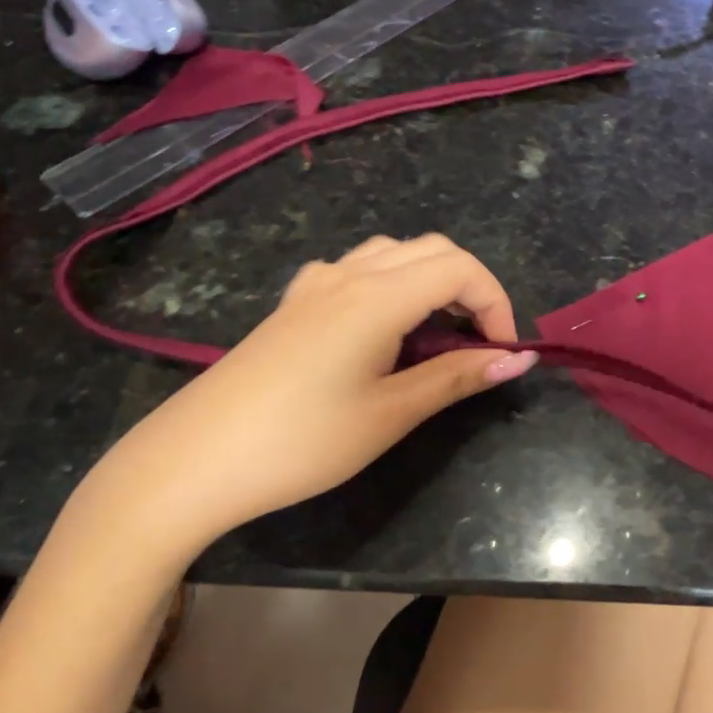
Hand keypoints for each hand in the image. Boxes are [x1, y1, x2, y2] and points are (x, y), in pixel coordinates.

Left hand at [70, 235, 538, 558]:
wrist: (192, 463)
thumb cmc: (302, 442)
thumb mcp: (391, 414)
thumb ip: (457, 377)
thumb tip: (519, 359)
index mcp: (378, 297)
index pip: (461, 269)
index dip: (496, 303)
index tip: (502, 353)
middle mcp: (349, 274)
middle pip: (433, 250)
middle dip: (472, 288)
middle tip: (479, 344)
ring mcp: (315, 285)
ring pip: (394, 253)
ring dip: (432, 281)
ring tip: (438, 336)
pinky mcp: (294, 303)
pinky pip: (357, 269)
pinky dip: (392, 283)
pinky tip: (382, 329)